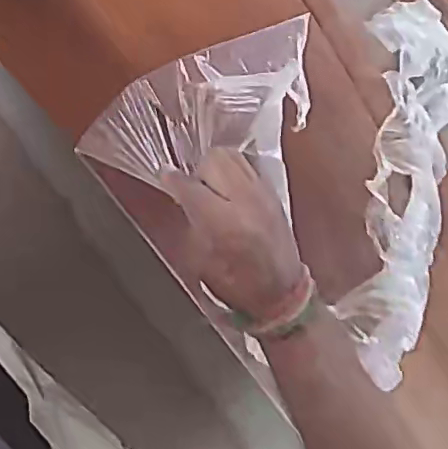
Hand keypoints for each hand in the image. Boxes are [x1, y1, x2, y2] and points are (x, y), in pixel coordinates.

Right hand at [163, 149, 308, 325]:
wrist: (283, 293)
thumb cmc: (237, 284)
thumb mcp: (201, 259)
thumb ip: (188, 220)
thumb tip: (175, 190)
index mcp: (225, 222)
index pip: (191, 185)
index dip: (172, 179)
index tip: (164, 176)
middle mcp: (246, 201)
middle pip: (213, 160)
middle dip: (197, 171)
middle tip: (194, 189)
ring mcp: (263, 193)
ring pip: (231, 155)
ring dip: (215, 165)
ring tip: (211, 185)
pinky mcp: (273, 191)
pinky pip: (246, 163)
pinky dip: (233, 168)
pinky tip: (228, 186)